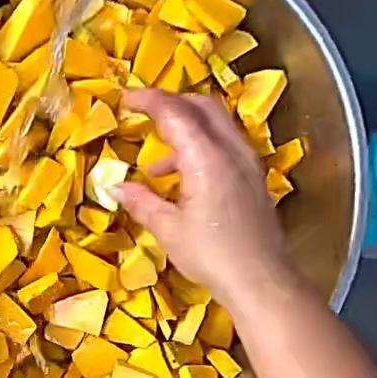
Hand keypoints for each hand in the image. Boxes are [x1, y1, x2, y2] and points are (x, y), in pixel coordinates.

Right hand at [116, 90, 308, 310]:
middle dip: (171, 104)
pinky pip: (224, 145)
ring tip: (156, 163)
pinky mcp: (252, 177)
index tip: (125, 99)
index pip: (176, 113)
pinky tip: (183, 179)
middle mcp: (231, 150)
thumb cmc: (211, 255)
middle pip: (202, 107)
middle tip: (143, 114)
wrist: (260, 278)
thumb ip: (142, 201)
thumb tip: (116, 186)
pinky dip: (200, 147)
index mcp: (207, 158)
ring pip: (216, 124)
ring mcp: (247, 162)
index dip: (149, 101)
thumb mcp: (168, 230)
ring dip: (186, 128)